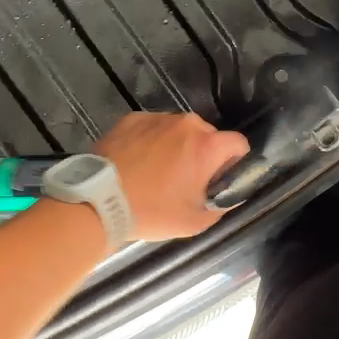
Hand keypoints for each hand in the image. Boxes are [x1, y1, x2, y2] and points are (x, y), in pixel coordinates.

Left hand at [92, 113, 248, 242]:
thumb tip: (230, 193)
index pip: (239, 143)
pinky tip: (138, 162)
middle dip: (203, 154)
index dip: (235, 162)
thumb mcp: (196, 221)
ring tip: (157, 171)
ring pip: (179, 130)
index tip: (220, 179)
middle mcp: (186, 123)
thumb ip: (223, 204)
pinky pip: (153, 128)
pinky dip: (152, 141)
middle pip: (207, 135)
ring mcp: (157, 118)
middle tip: (186, 180)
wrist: (98, 201)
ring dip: (177, 146)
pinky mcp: (132, 118)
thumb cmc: (151, 212)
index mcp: (206, 146)